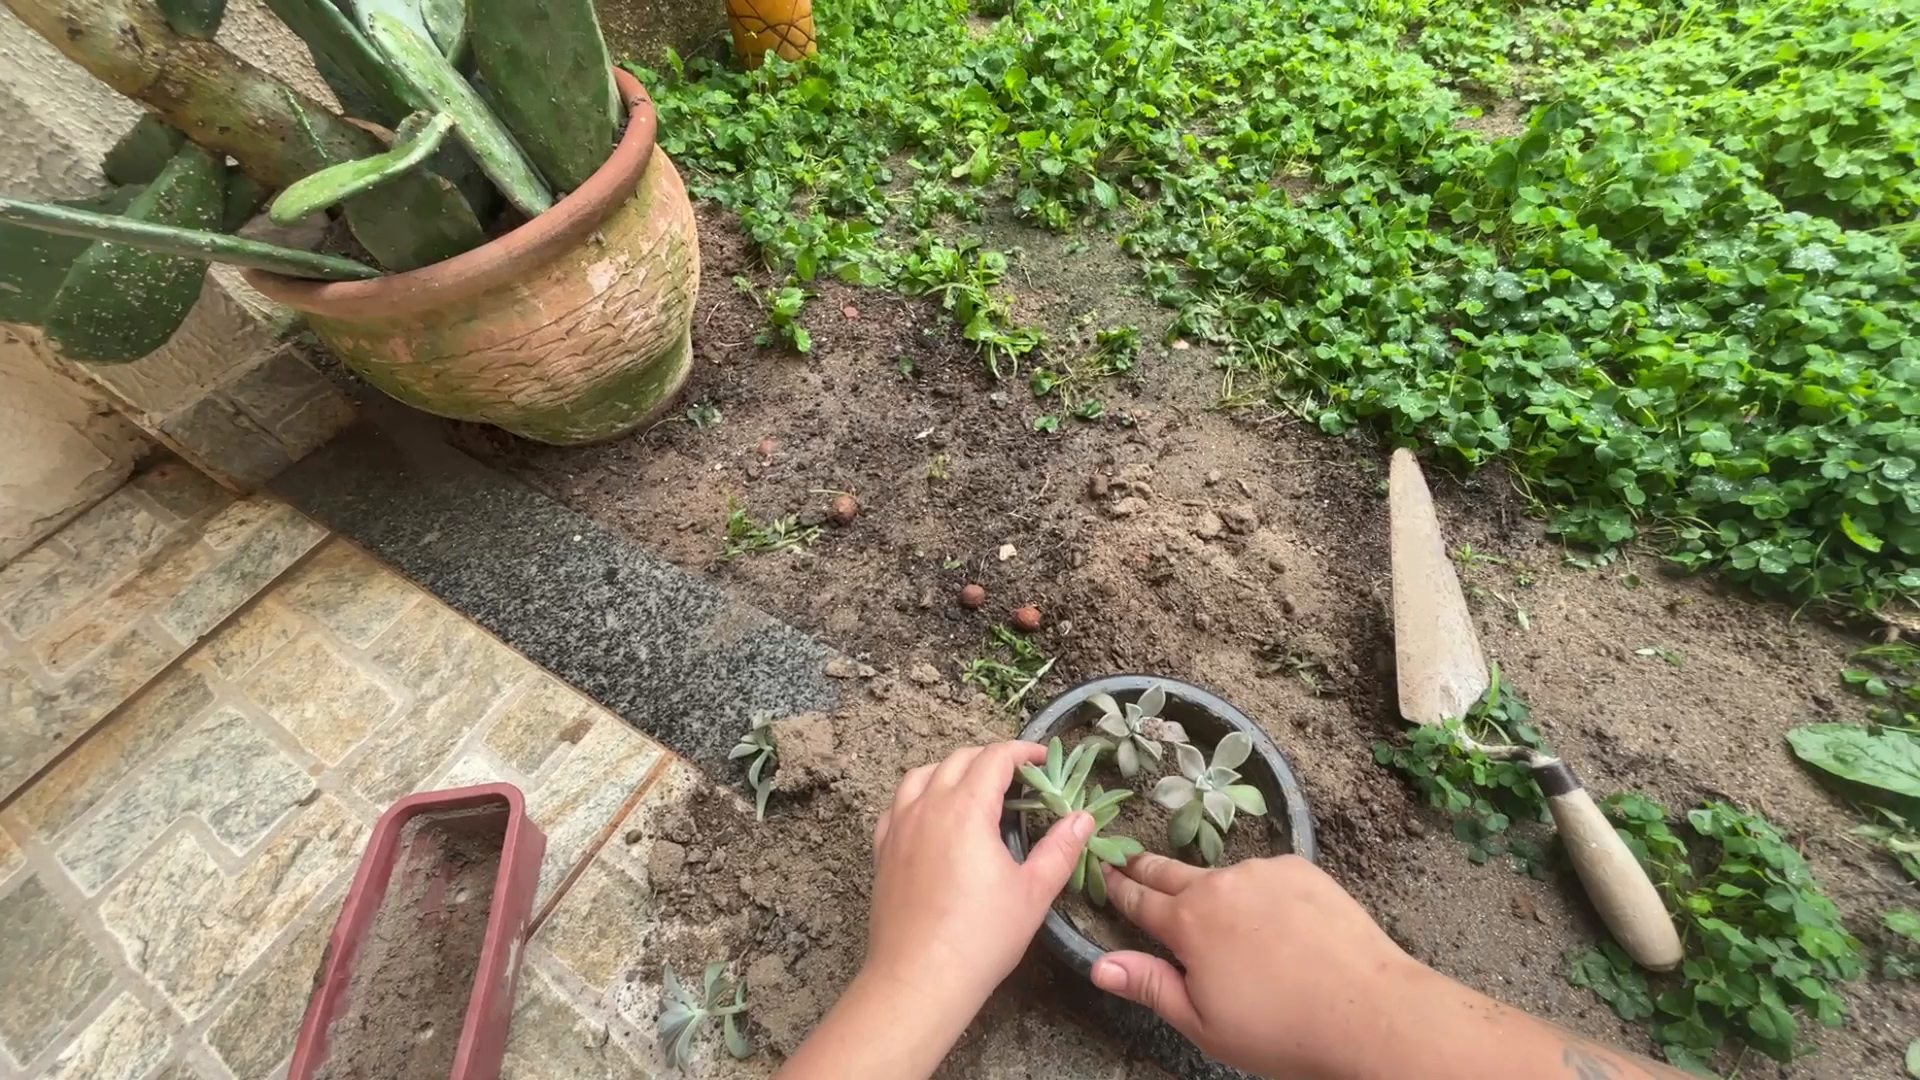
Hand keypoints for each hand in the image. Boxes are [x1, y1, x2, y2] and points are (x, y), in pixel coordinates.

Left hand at [865, 741, 1093, 1011]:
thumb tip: (1083, 818)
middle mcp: (929, 805)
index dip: (1021, 752)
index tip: (1042, 759)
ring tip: (973, 789)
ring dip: (951, 770)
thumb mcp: (1033, 893)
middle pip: (959, 758)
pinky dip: (918, 796)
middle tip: (1017, 778)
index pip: (995, 758)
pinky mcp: (883, 847)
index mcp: (966, 808)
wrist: (918, 979)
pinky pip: (897, 804)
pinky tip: (930, 815)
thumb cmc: (980, 937)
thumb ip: (1060, 849)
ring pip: (923, 774)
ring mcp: (900, 824)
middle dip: (990, 758)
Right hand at [1095, 854, 1417, 1078]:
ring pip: (1222, 877)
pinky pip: (1265, 876)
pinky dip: (1261, 893)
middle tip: (1129, 859)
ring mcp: (1257, 871)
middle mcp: (1215, 885)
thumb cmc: (1280, 1031)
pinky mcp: (1296, 867)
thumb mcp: (1204, 1024)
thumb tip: (1097, 965)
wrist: (1371, 1012)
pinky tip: (1282, 924)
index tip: (1103, 869)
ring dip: (1213, 890)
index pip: (1139, 899)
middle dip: (1145, 866)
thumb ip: (1149, 987)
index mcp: (1186, 923)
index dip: (1118, 886)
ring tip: (1230, 921)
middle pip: (1168, 870)